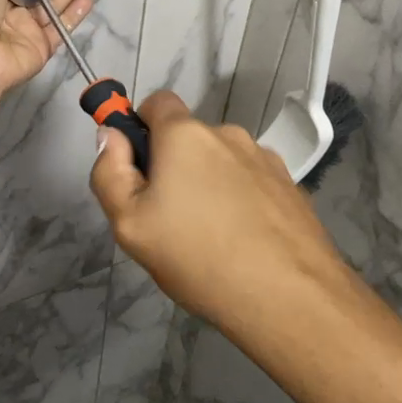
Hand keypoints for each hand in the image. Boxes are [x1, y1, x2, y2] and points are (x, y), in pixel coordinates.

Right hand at [90, 91, 344, 327]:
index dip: (139, 127)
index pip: (156, 102)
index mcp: (185, 135)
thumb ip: (109, 172)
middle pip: (187, 139)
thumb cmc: (198, 258)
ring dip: (209, 186)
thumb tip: (111, 135)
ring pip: (220, 163)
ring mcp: (265, 160)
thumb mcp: (128, 224)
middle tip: (167, 220)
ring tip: (209, 240)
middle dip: (173, 167)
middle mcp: (227, 134)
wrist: (292, 300)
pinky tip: (242, 245)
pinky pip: (250, 184)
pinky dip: (240, 203)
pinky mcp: (292, 188)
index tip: (137, 170)